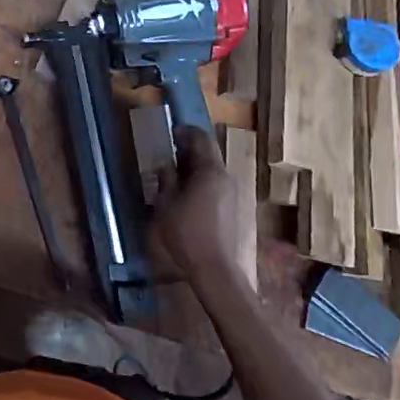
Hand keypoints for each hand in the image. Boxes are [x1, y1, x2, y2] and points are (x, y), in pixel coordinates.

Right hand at [156, 127, 246, 291]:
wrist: (215, 267)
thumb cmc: (186, 233)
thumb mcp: (166, 205)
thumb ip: (166, 180)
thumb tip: (166, 165)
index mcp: (210, 171)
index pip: (202, 139)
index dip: (187, 132)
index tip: (172, 133)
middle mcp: (225, 176)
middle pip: (210, 153)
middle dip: (190, 150)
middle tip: (171, 153)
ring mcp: (232, 192)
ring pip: (213, 170)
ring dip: (196, 166)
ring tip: (176, 175)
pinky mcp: (233, 207)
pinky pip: (217, 184)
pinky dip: (203, 181)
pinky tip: (188, 194)